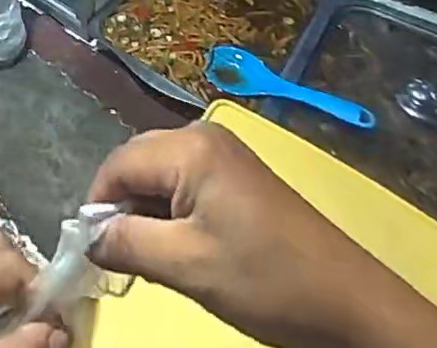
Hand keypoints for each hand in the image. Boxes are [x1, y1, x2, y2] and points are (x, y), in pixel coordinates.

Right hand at [86, 124, 436, 347]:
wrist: (348, 300)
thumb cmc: (266, 280)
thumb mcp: (189, 266)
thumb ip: (129, 244)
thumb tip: (88, 236)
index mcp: (190, 147)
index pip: (120, 162)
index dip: (98, 203)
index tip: (91, 249)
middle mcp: (204, 135)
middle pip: (138, 160)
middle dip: (121, 204)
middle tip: (118, 256)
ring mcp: (224, 152)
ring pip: (161, 170)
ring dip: (145, 209)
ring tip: (149, 255)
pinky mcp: (238, 173)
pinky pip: (186, 179)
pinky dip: (170, 208)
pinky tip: (178, 242)